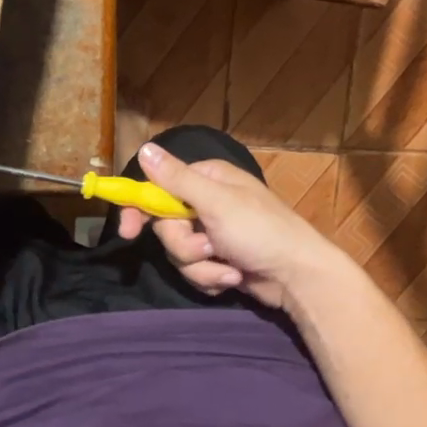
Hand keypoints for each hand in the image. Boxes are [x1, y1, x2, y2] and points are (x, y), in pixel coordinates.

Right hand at [115, 142, 347, 308]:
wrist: (299, 277)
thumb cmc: (261, 231)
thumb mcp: (216, 202)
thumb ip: (177, 179)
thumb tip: (144, 148)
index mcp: (206, 180)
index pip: (158, 188)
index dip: (139, 209)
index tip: (127, 231)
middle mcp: (207, 203)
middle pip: (166, 226)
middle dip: (184, 245)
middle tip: (207, 249)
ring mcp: (213, 234)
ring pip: (179, 253)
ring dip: (201, 267)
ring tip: (229, 268)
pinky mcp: (219, 261)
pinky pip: (195, 271)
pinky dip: (211, 278)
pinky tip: (233, 278)